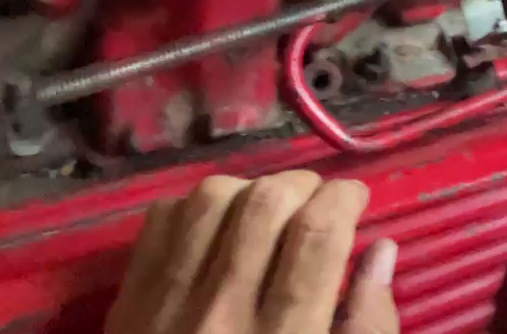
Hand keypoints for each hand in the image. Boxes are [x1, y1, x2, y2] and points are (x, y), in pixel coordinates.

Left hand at [105, 171, 398, 333]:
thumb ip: (369, 326)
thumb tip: (381, 250)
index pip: (317, 233)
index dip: (345, 197)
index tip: (354, 202)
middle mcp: (221, 320)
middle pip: (266, 203)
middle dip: (303, 186)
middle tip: (314, 207)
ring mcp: (163, 311)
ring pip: (213, 198)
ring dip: (250, 190)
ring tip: (266, 216)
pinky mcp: (125, 307)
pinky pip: (163, 218)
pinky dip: (196, 208)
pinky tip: (217, 232)